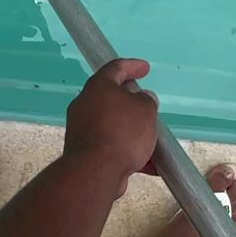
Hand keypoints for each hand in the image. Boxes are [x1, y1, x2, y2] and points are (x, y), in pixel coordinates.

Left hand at [63, 58, 159, 178]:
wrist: (95, 171)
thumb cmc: (122, 132)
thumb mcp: (145, 110)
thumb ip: (146, 101)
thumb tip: (142, 99)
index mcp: (98, 86)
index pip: (116, 67)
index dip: (132, 65)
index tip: (145, 68)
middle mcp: (85, 103)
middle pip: (111, 97)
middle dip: (132, 102)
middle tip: (148, 106)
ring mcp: (82, 127)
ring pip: (112, 124)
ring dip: (132, 131)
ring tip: (153, 141)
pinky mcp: (84, 150)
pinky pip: (110, 145)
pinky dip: (127, 151)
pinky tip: (148, 165)